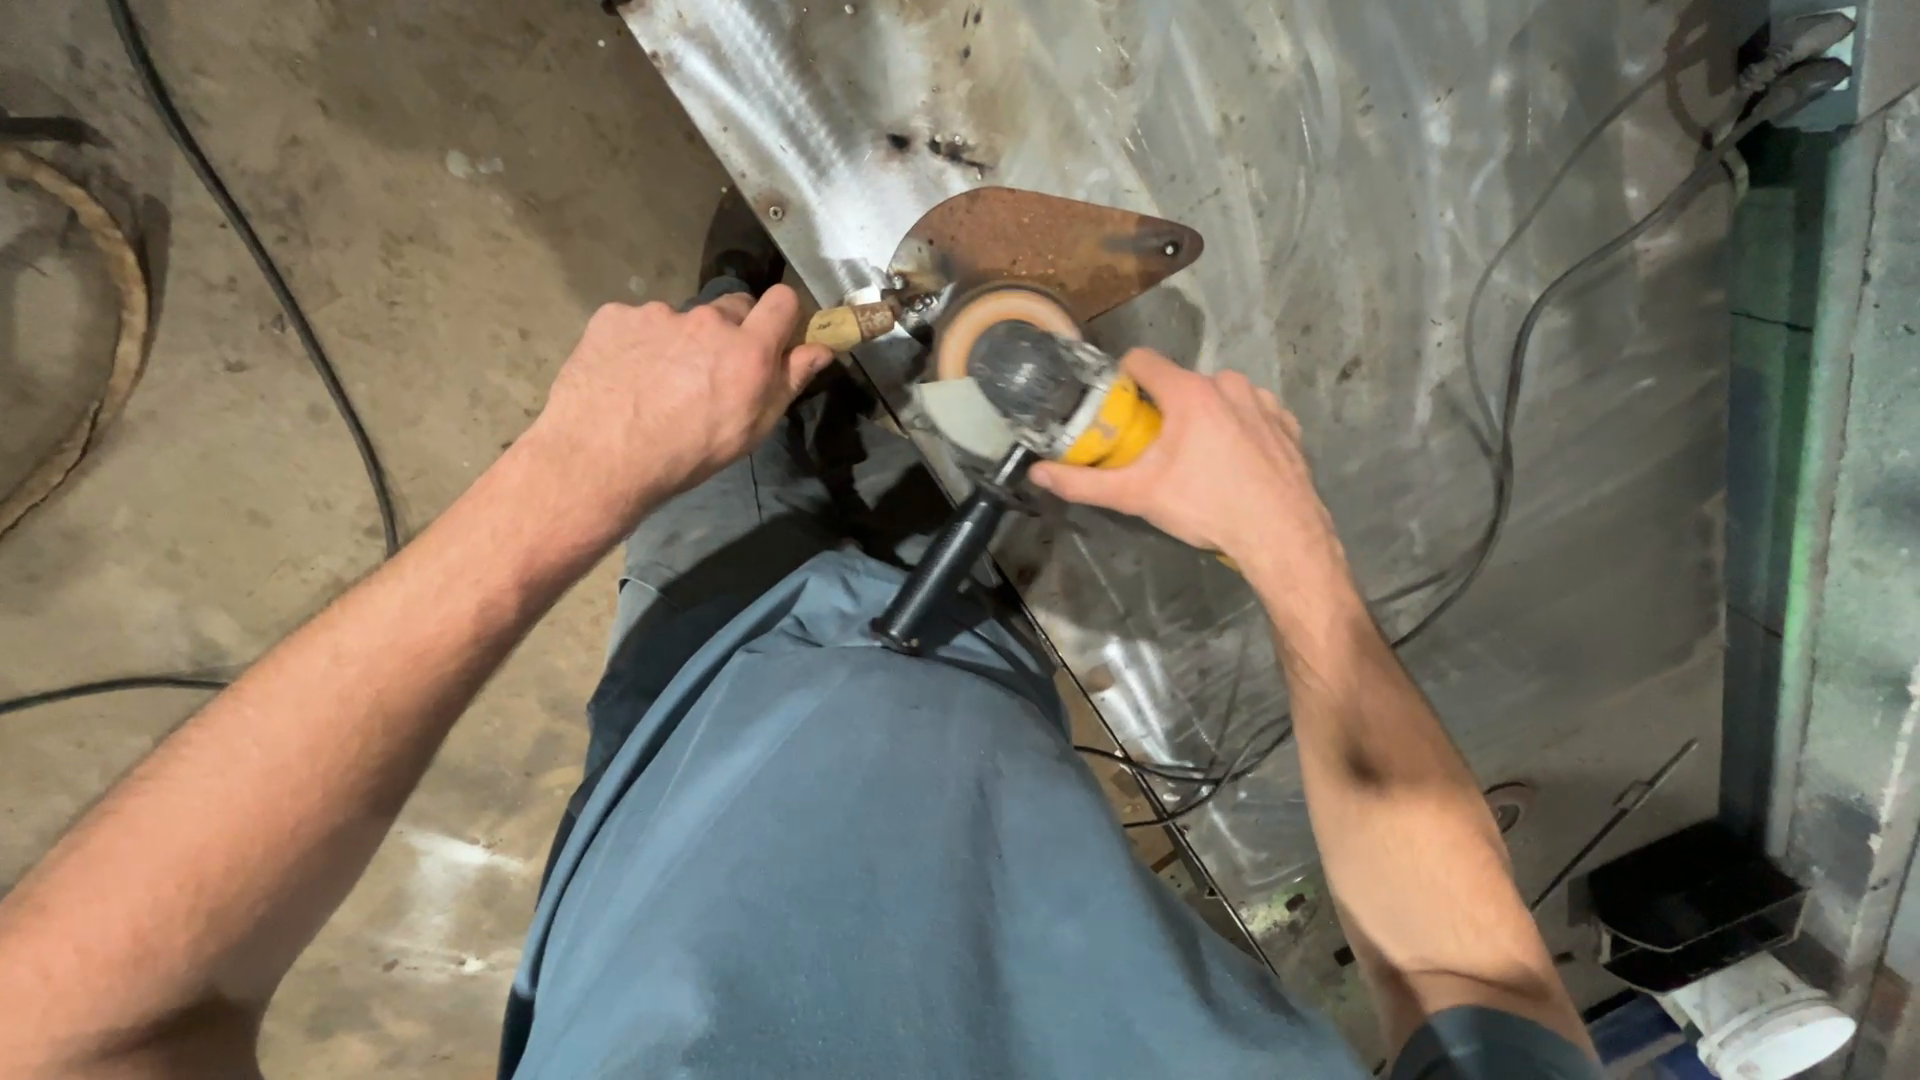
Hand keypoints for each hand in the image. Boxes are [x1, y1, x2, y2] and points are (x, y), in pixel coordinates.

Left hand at [526, 284, 832, 524]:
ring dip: (682, 340)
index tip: (775, 337)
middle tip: (713, 371)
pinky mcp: (616, 315)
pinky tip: (628, 376)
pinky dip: (640, 343)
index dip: (783, 315)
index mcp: (748, 350)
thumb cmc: (688, 454)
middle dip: (732, 331)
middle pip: (733, 307)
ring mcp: (658, 313)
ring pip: (683, 319)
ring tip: (660, 383)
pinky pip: (639, 322)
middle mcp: (707, 321)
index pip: (783, 301)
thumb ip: (789, 381)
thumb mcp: (752, 428)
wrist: (600, 459)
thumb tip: (822, 348)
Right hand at [1029, 349, 1360, 631]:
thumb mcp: (1137, 496)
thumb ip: (1084, 482)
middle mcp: (1228, 385)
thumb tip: (1038, 473)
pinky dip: (1237, 430)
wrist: (1281, 536)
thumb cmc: (1206, 508)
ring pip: (1217, 396)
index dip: (1122, 381)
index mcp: (1189, 392)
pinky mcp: (1286, 424)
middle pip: (1179, 384)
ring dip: (1202, 418)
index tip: (1118, 411)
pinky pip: (1250, 413)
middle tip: (1156, 450)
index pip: (1142, 360)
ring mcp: (1263, 402)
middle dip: (1164, 409)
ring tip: (1198, 462)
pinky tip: (1234, 465)